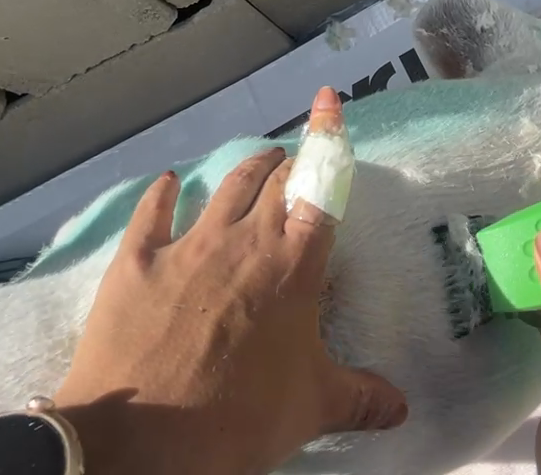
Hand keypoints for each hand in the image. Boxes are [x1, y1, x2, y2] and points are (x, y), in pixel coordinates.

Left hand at [54, 149, 407, 474]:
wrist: (137, 446)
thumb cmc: (237, 420)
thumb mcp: (310, 408)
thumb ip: (361, 398)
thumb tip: (403, 407)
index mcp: (294, 263)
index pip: (322, 184)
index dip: (328, 137)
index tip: (328, 100)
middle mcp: (246, 239)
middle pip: (276, 179)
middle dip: (291, 160)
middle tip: (296, 160)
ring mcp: (189, 245)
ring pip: (227, 186)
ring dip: (247, 167)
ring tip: (259, 161)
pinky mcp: (137, 261)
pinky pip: (152, 212)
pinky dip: (163, 194)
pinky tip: (167, 183)